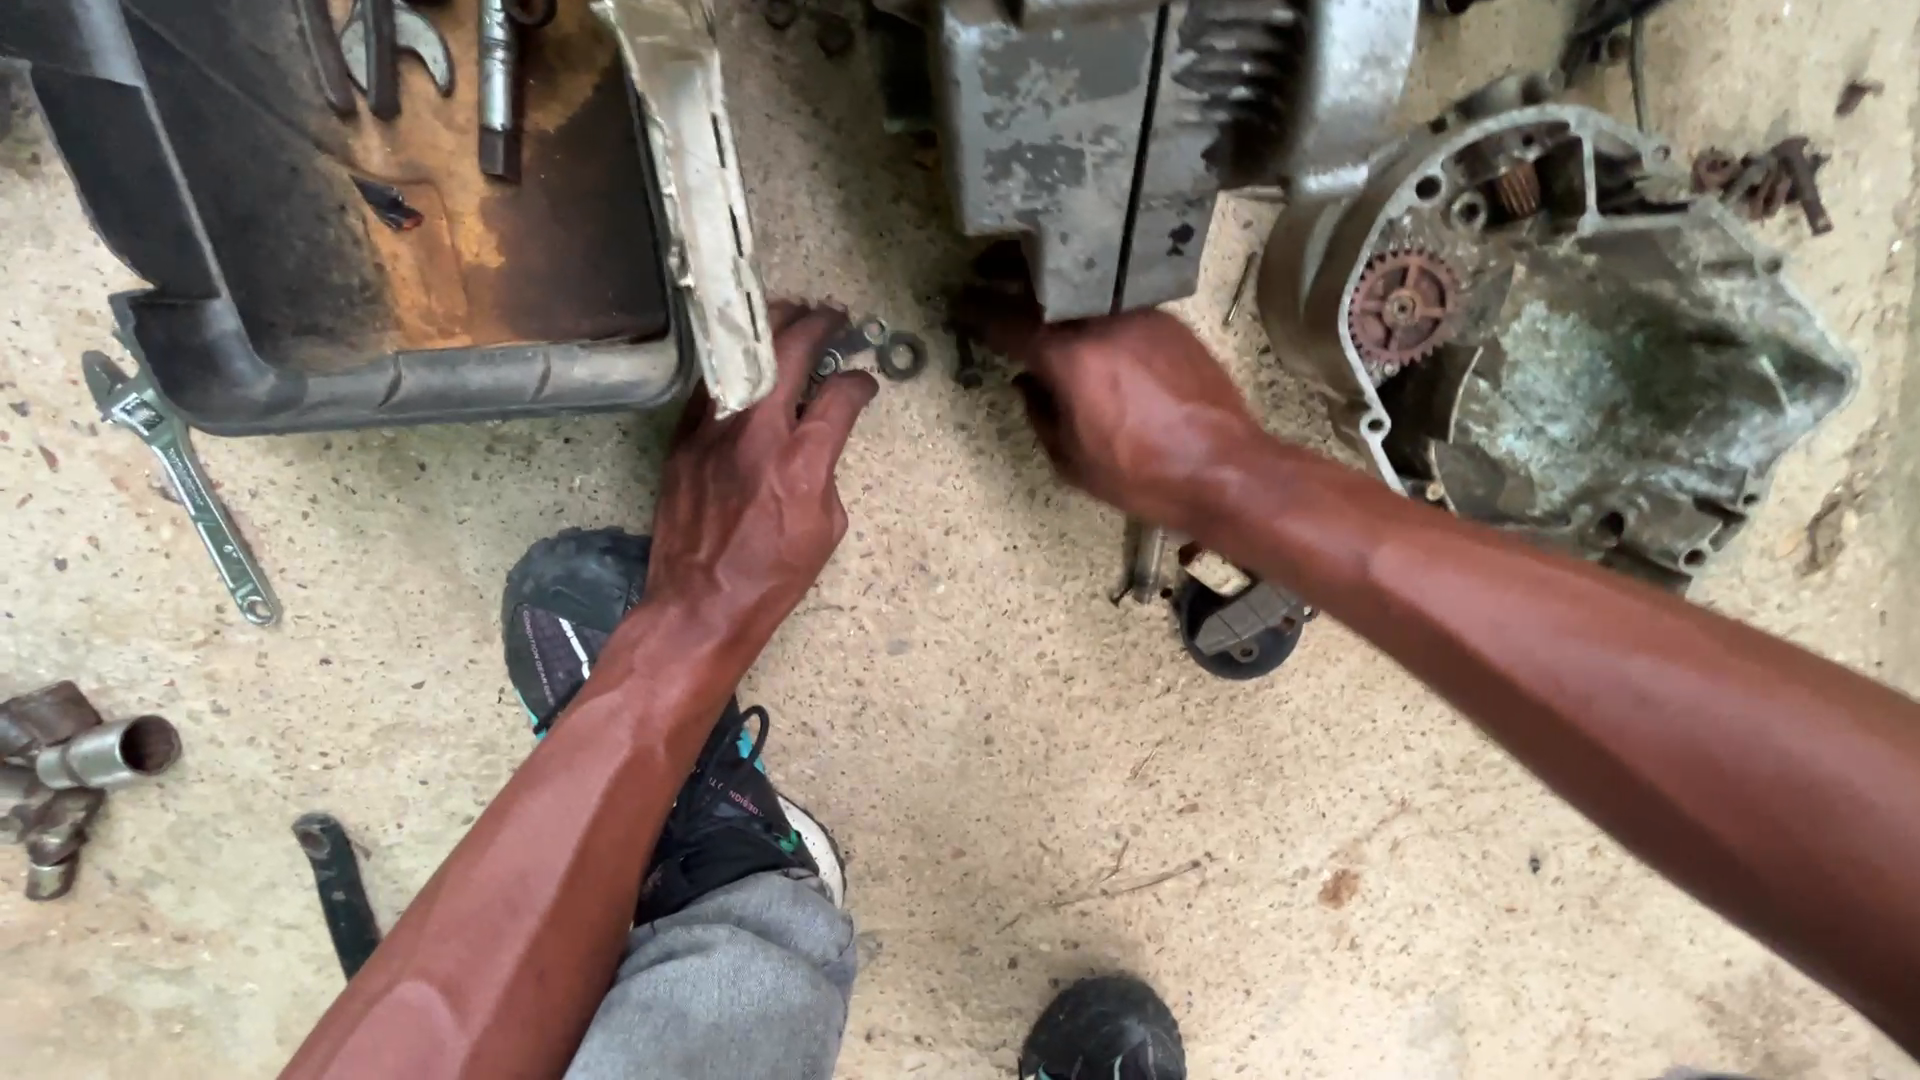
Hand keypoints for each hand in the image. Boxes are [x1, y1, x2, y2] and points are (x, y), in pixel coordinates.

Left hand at [644, 303, 877, 655]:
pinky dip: (736, 365)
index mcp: (802, 462)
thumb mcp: (827, 527)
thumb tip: (818, 441)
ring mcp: (713, 430)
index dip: (859, 381)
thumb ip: (827, 471)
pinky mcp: (683, 438)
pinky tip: (748, 361)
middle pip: (790, 352)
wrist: (702, 601)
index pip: (840, 396)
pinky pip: (712, 385)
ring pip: (743, 355)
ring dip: (772, 326)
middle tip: (833, 315)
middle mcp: (757, 434)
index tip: (864, 381)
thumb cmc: (774, 576)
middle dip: (818, 324)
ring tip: (791, 314)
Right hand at [969, 304, 1265, 534]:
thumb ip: (1039, 414)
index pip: (1009, 324)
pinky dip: (1094, 310)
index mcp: (1071, 358)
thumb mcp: (1071, 460)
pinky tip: (1088, 326)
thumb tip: (1028, 384)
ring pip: (1086, 293)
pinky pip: (1119, 307)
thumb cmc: (1142, 475)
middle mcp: (1104, 323)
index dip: (978, 314)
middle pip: (1046, 288)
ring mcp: (1142, 317)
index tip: (961, 307)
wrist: (1223, 469)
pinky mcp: (1171, 324)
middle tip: (987, 276)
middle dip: (1010, 279)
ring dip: (1055, 293)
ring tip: (1035, 301)